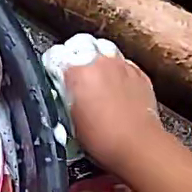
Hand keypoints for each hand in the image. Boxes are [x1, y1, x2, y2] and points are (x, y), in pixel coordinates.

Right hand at [57, 44, 171, 174]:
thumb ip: (62, 99)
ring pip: (104, 50)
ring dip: (96, 62)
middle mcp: (100, 62)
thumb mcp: (68, 122)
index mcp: (77, 72)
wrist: (138, 146)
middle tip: (73, 76)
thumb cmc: (105, 140)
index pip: (55, 55)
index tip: (53, 76)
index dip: (52, 66)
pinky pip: (124, 65)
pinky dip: (117, 73)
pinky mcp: (139, 75)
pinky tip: (114, 89)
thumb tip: (61, 94)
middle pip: (80, 45)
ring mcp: (122, 66)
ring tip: (94, 80)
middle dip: (74, 57)